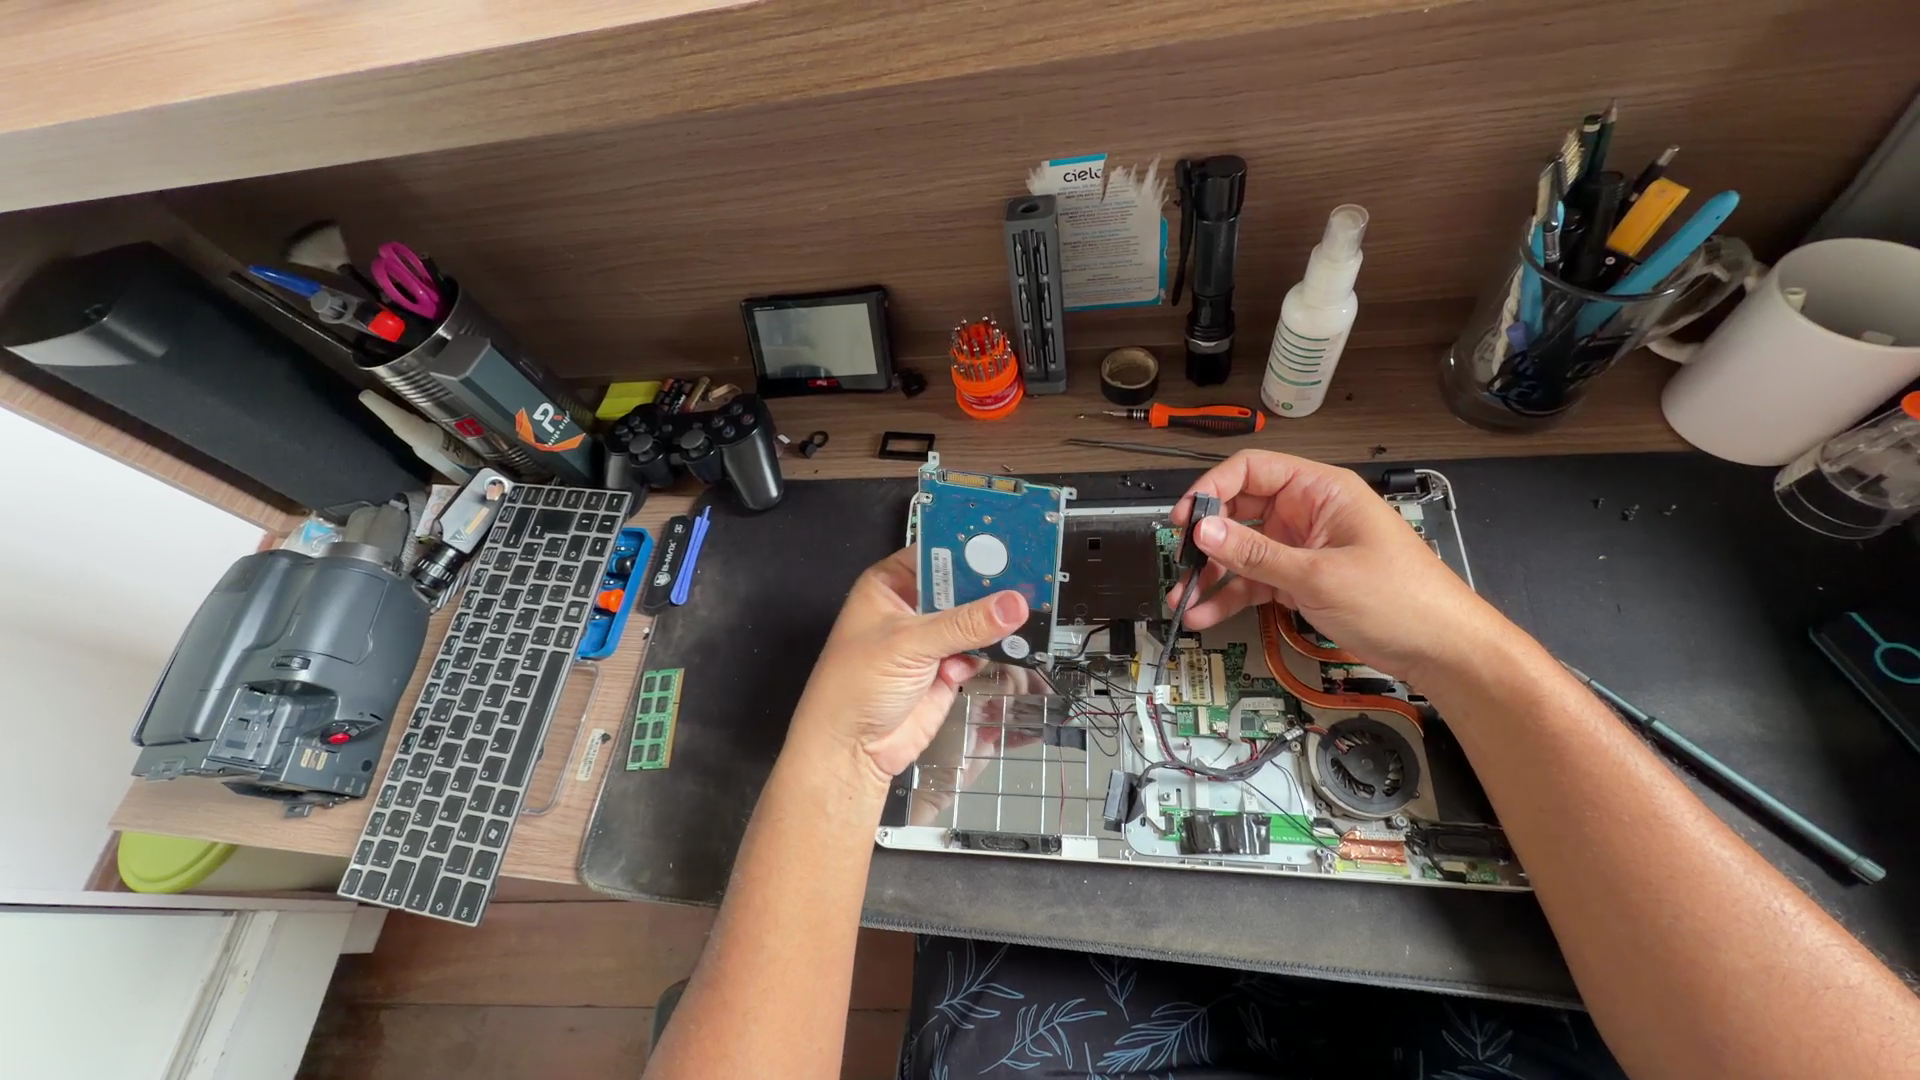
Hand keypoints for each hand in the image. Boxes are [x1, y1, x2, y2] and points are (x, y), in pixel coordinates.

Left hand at [789, 547, 1028, 790]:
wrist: (851, 750)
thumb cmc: (856, 685)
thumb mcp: (908, 643)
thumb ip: (964, 623)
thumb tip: (1012, 604)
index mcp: (890, 584)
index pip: (936, 552)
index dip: (969, 548)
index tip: (1008, 543)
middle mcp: (911, 605)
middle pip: (961, 585)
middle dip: (989, 588)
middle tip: (1027, 579)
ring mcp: (930, 638)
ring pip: (975, 619)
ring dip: (991, 624)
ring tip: (1018, 619)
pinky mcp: (946, 667)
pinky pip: (978, 650)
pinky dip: (986, 654)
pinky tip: (980, 661)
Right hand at [1167, 451, 1509, 682]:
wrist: (1442, 651)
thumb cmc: (1402, 600)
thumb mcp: (1318, 575)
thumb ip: (1255, 552)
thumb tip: (1204, 530)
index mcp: (1320, 491)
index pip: (1251, 470)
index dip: (1212, 489)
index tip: (1186, 519)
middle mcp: (1307, 513)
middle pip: (1240, 512)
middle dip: (1207, 539)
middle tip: (1181, 562)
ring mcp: (1302, 548)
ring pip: (1242, 552)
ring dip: (1211, 574)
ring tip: (1183, 598)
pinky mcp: (1300, 580)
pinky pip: (1254, 582)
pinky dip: (1229, 597)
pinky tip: (1206, 612)